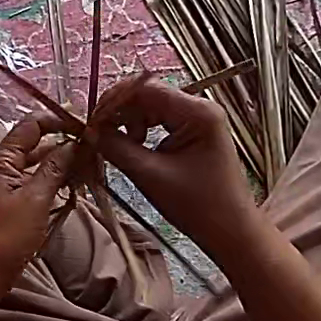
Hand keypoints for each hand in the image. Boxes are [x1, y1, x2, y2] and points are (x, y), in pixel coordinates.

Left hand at [0, 116, 77, 284]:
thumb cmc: (6, 234)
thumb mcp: (35, 198)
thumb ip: (55, 167)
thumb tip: (75, 142)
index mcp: (2, 158)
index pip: (32, 124)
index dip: (59, 121)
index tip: (87, 126)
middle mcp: (3, 165)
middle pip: (38, 143)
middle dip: (66, 143)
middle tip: (96, 149)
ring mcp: (9, 183)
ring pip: (41, 163)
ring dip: (65, 163)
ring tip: (92, 167)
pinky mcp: (16, 201)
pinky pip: (39, 181)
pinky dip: (57, 180)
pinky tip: (77, 185)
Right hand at [89, 75, 261, 256]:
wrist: (231, 232)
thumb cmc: (198, 207)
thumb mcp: (150, 176)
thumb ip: (117, 148)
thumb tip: (89, 131)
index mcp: (197, 112)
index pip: (145, 88)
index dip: (114, 101)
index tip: (92, 122)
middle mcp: (199, 107)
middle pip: (147, 94)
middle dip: (119, 111)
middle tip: (96, 134)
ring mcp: (197, 118)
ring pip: (150, 106)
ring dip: (128, 121)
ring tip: (117, 145)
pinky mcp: (193, 131)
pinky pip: (158, 119)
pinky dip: (139, 129)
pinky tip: (133, 146)